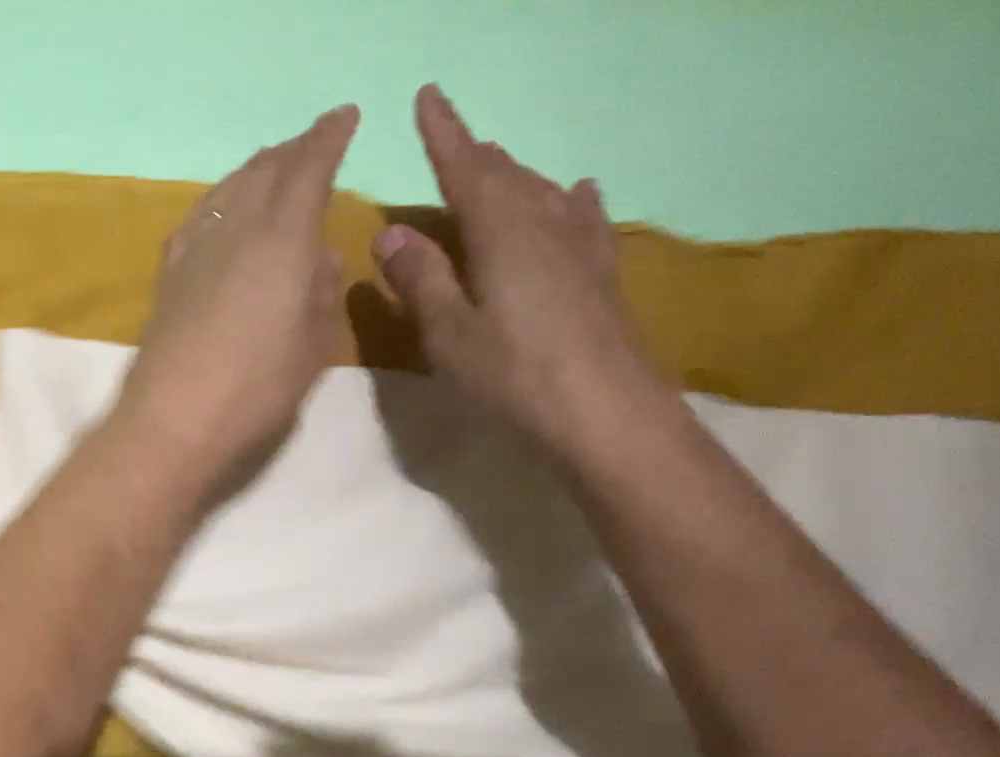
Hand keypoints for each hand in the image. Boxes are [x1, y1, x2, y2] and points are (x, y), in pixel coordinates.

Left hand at [112, 104, 360, 485]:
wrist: (171, 423)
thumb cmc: (256, 393)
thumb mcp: (312, 349)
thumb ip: (322, 294)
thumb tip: (322, 256)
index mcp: (282, 241)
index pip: (309, 169)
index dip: (329, 138)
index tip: (345, 116)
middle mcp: (236, 230)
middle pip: (265, 171)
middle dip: (293, 150)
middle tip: (313, 143)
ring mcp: (195, 250)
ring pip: (228, 189)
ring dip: (255, 170)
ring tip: (272, 168)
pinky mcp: (168, 275)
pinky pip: (199, 217)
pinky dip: (221, 201)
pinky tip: (223, 210)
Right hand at [372, 85, 670, 447]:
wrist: (609, 415)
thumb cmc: (516, 377)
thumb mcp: (451, 334)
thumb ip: (421, 280)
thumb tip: (390, 233)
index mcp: (501, 234)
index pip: (465, 171)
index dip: (444, 134)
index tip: (429, 97)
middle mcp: (544, 227)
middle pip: (506, 177)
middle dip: (476, 156)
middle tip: (452, 140)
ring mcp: (580, 249)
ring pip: (542, 193)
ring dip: (514, 175)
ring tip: (497, 164)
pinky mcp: (602, 276)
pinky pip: (584, 220)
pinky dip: (572, 201)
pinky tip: (579, 193)